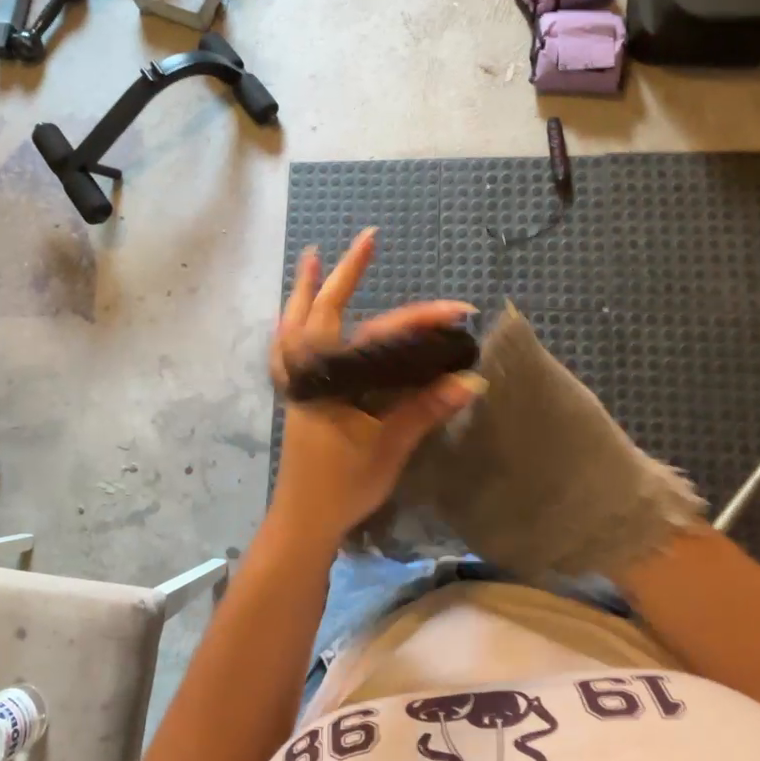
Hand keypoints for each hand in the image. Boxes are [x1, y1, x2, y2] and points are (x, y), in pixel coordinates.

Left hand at [268, 228, 485, 546]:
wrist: (305, 520)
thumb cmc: (343, 485)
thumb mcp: (389, 446)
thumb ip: (424, 409)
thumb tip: (470, 381)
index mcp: (332, 378)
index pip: (381, 338)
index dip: (420, 320)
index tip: (456, 309)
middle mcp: (309, 371)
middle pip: (323, 312)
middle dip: (344, 275)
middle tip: (366, 240)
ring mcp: (299, 382)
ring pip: (297, 325)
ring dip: (307, 292)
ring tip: (311, 260)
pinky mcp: (299, 396)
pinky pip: (288, 349)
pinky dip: (292, 327)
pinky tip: (292, 319)